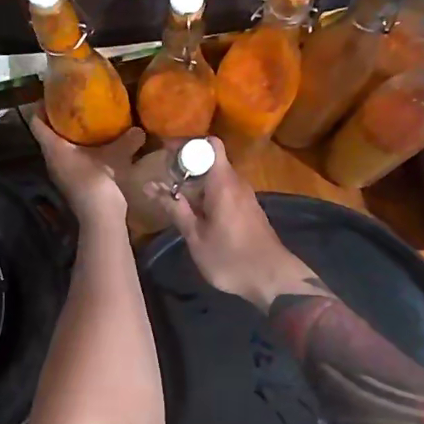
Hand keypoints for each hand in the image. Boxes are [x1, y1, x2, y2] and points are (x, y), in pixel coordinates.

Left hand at [28, 109, 142, 228]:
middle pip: (46, 134)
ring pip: (57, 146)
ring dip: (67, 134)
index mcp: (53, 148)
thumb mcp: (114, 156)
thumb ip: (126, 140)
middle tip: (71, 103)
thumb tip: (140, 129)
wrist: (99, 215)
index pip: (37, 124)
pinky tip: (92, 143)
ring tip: (83, 119)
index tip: (49, 95)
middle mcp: (51, 158)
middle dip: (56, 118)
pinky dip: (75, 147)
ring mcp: (59, 171)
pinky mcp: (69, 179)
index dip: (39, 108)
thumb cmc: (99, 180)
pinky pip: (67, 157)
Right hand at [140, 137, 318, 308]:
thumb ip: (174, 207)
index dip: (185, 144)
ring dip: (191, 182)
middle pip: (209, 160)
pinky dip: (202, 194)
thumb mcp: (194, 235)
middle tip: (157, 178)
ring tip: (167, 194)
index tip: (161, 152)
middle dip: (182, 165)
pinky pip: (220, 190)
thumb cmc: (230, 257)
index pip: (209, 145)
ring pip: (213, 177)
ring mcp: (242, 196)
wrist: (272, 279)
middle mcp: (235, 183)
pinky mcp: (245, 209)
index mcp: (223, 183)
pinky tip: (187, 210)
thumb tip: (151, 186)